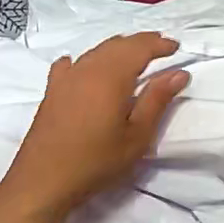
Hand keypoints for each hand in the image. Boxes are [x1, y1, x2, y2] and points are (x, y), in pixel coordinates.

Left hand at [0, 32, 188, 222]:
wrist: (44, 179)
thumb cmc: (96, 161)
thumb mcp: (136, 136)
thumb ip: (157, 100)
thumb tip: (179, 72)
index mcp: (110, 76)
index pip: (138, 48)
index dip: (159, 44)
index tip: (175, 47)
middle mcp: (86, 69)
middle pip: (116, 45)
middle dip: (140, 43)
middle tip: (159, 48)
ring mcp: (65, 79)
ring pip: (94, 52)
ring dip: (116, 50)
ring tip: (131, 58)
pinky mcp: (51, 92)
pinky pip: (70, 65)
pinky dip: (84, 61)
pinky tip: (83, 68)